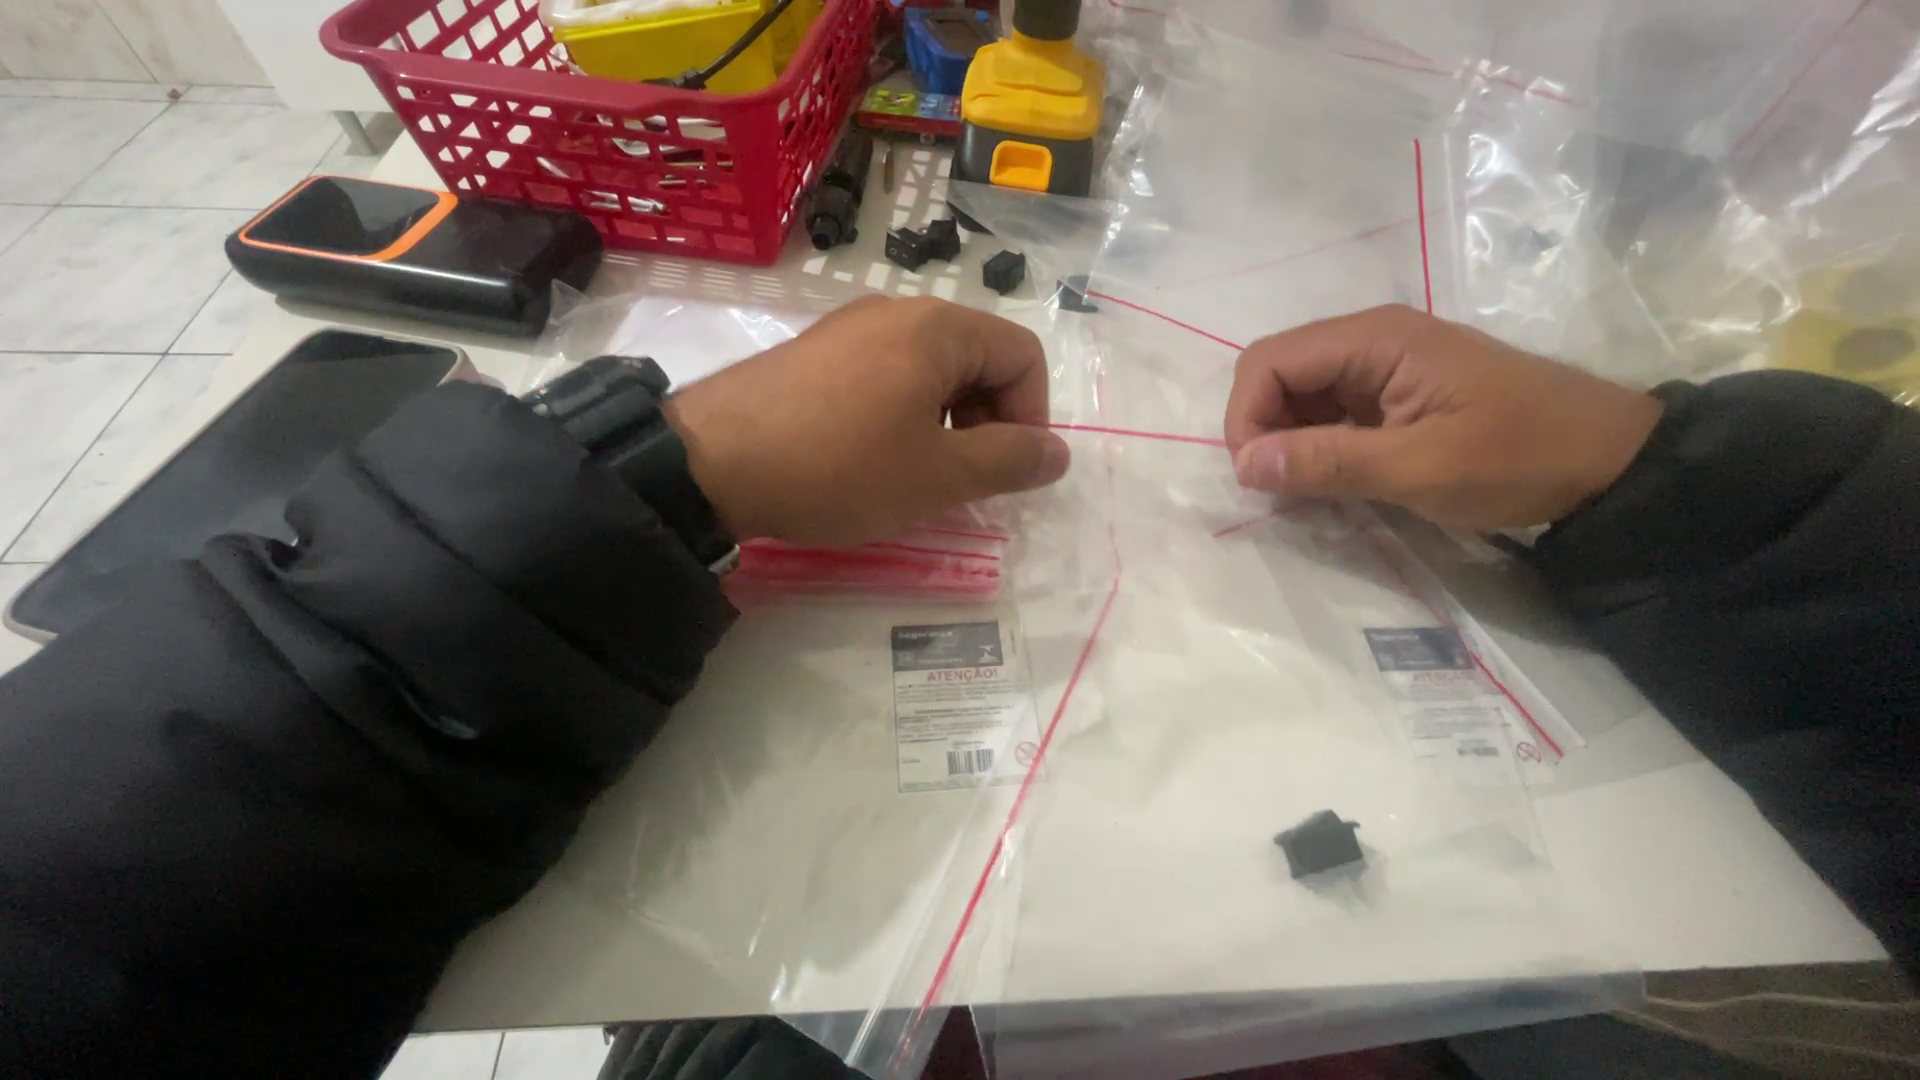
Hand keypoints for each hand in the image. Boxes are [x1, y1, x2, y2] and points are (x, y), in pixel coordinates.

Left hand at [665, 296, 1070, 545]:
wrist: (710, 462)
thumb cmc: (841, 467)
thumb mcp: (938, 476)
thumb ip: (1009, 462)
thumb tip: (1059, 453)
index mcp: (939, 328)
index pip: (1023, 356)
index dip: (1031, 417)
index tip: (1006, 471)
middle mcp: (897, 312)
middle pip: (979, 358)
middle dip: (989, 421)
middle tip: (962, 479)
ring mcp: (850, 328)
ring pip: (932, 370)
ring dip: (947, 423)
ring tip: (918, 474)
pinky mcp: (816, 353)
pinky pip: (886, 375)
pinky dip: (903, 415)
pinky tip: (874, 459)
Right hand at [1224, 305, 1663, 528]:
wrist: (1613, 464)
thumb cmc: (1521, 459)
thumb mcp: (1420, 469)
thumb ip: (1326, 462)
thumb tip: (1243, 465)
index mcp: (1376, 339)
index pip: (1269, 361)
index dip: (1247, 416)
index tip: (1258, 476)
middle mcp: (1371, 339)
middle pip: (1276, 371)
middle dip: (1261, 427)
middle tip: (1280, 484)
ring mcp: (1382, 365)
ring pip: (1296, 393)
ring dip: (1286, 439)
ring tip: (1306, 486)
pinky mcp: (1393, 392)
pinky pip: (1327, 410)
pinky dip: (1313, 443)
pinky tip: (1331, 476)